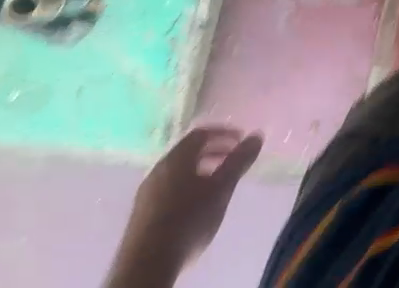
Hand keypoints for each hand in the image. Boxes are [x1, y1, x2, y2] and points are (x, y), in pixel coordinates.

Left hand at [113, 127, 262, 278]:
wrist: (147, 264)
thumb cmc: (189, 219)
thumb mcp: (221, 189)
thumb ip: (239, 161)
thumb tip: (256, 136)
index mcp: (176, 158)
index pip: (201, 134)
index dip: (224, 134)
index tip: (241, 141)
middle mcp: (158, 169)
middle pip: (188, 152)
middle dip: (213, 152)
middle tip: (232, 161)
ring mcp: (147, 191)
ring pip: (177, 171)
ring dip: (199, 170)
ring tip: (216, 185)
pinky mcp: (141, 213)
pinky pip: (168, 188)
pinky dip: (186, 186)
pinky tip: (195, 206)